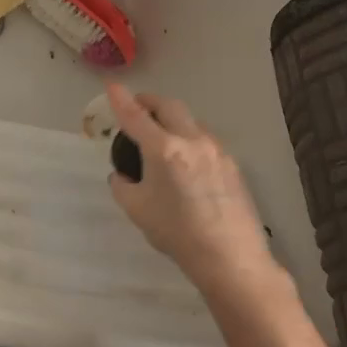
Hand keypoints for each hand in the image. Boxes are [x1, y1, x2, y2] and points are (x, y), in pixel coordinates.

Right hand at [103, 82, 279, 296]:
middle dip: (150, 102)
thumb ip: (122, 184)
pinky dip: (190, 139)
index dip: (121, 100)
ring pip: (191, 122)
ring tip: (162, 137)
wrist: (231, 259)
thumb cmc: (177, 233)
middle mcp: (192, 142)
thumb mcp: (135, 209)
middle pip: (169, 107)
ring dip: (173, 120)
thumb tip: (124, 174)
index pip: (136, 116)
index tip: (112, 87)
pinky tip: (186, 163)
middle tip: (137, 108)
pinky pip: (206, 141)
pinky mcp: (233, 166)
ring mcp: (217, 152)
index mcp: (163, 150)